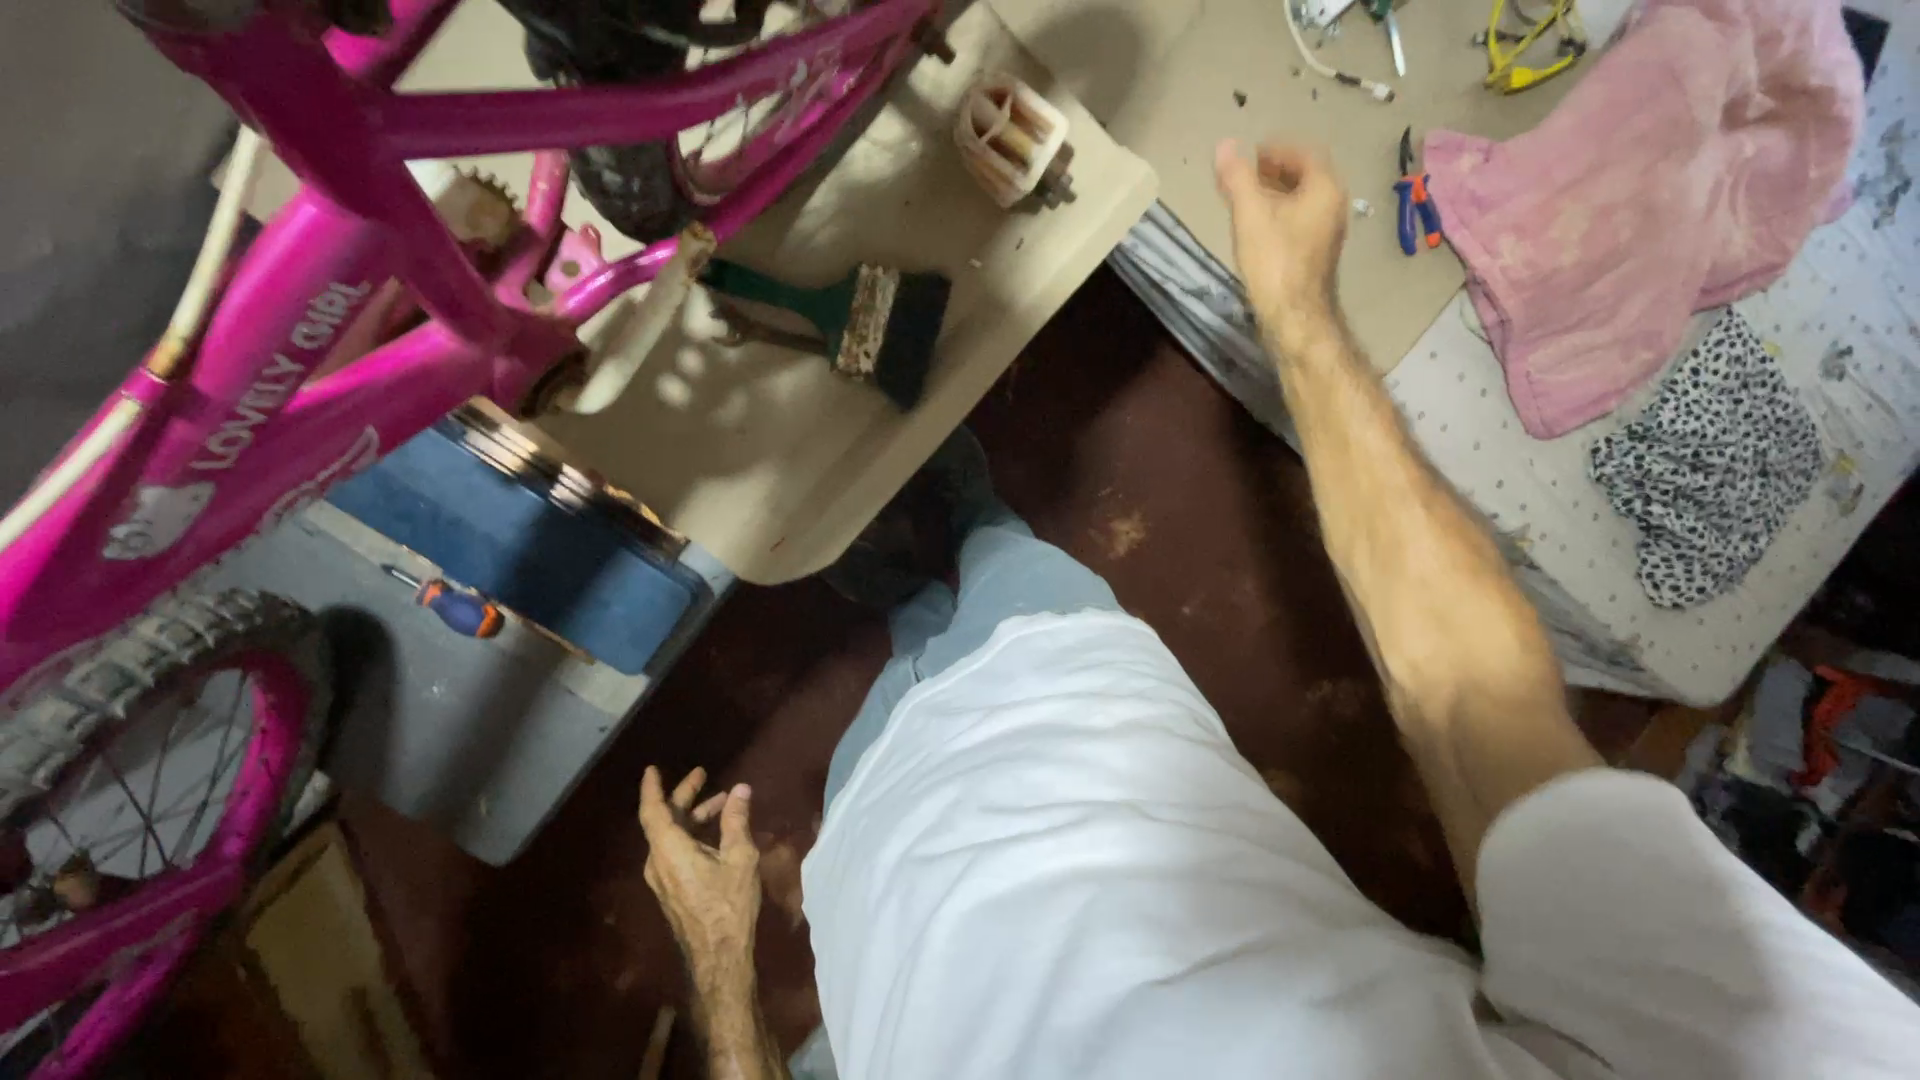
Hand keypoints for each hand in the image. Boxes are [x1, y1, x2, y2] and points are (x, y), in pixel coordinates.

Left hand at [639, 766, 760, 970]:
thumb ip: (736, 821)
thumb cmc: (728, 904)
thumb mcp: (739, 857)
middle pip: (664, 821)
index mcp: (669, 850)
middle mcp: (658, 862)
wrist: (718, 956)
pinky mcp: (672, 891)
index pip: (653, 811)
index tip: (652, 769)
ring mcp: (663, 879)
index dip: (652, 788)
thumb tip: (740, 790)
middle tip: (703, 776)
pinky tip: (717, 834)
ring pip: (672, 837)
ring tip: (722, 803)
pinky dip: (693, 835)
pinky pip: (676, 852)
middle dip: (684, 796)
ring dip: (694, 817)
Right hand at [1214, 139, 1348, 351]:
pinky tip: (1258, 226)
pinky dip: (1280, 213)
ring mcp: (1328, 231)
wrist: (1293, 315)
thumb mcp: (1250, 215)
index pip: (1305, 153)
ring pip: (1302, 200)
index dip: (1277, 149)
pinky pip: (1300, 220)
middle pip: (1306, 176)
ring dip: (1276, 193)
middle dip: (1275, 170)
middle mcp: (1333, 205)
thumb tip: (1224, 145)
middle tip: (1246, 173)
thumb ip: (1237, 178)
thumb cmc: (1274, 261)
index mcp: (1324, 188)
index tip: (1251, 153)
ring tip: (1246, 198)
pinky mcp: (1317, 253)